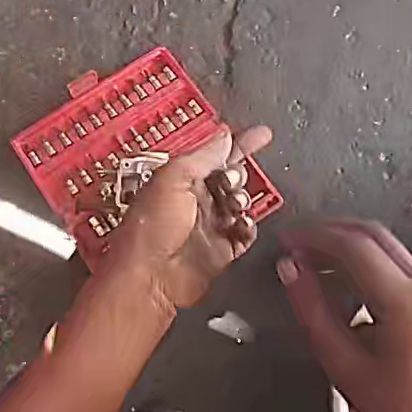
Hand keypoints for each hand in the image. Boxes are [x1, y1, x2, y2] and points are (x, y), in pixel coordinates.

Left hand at [105, 123, 273, 310]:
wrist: (150, 276)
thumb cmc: (151, 228)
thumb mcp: (174, 178)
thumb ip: (203, 156)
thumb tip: (225, 137)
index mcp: (180, 180)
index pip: (216, 155)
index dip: (239, 143)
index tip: (262, 135)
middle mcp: (195, 201)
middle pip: (231, 179)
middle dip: (238, 175)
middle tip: (231, 182)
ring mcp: (209, 226)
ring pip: (240, 204)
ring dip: (243, 201)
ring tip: (234, 206)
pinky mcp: (220, 250)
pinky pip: (245, 233)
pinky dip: (248, 227)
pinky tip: (242, 224)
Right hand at [277, 220, 411, 411]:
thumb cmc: (399, 410)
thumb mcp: (343, 363)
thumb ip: (313, 311)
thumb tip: (291, 272)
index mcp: (403, 300)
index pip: (353, 246)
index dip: (314, 237)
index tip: (287, 241)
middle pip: (372, 236)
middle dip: (329, 232)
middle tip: (296, 242)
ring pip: (384, 246)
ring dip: (345, 244)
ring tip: (310, 257)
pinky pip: (392, 264)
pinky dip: (361, 260)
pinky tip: (339, 277)